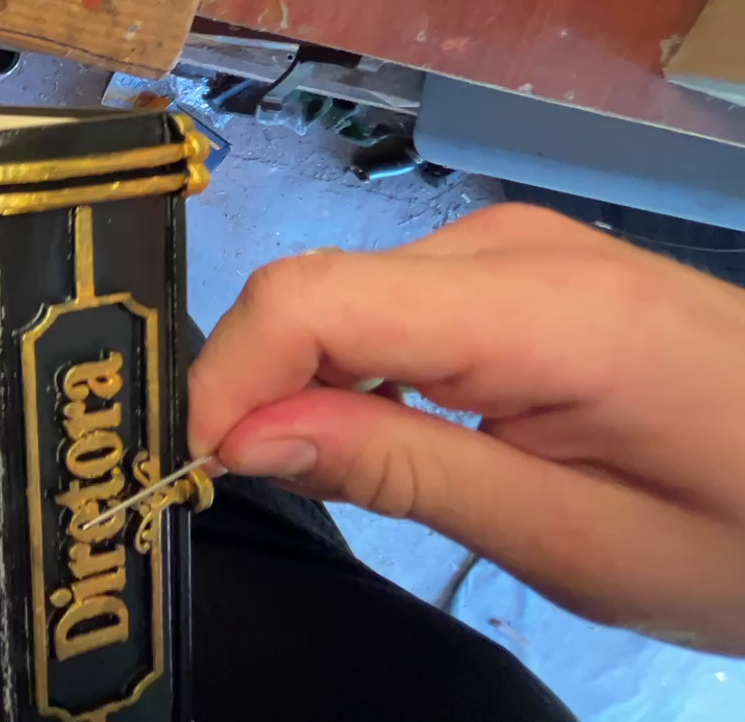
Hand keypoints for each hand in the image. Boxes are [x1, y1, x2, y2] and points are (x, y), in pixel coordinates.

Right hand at [187, 204, 744, 653]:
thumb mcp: (577, 542)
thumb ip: (396, 472)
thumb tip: (241, 440)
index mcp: (540, 309)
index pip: (310, 301)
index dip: (229, 372)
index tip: (207, 457)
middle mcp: (496, 245)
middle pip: (305, 290)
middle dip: (253, 381)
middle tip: (255, 471)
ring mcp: (494, 241)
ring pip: (324, 292)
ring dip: (290, 373)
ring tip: (324, 452)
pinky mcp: (491, 257)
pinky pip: (362, 296)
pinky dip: (332, 358)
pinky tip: (370, 412)